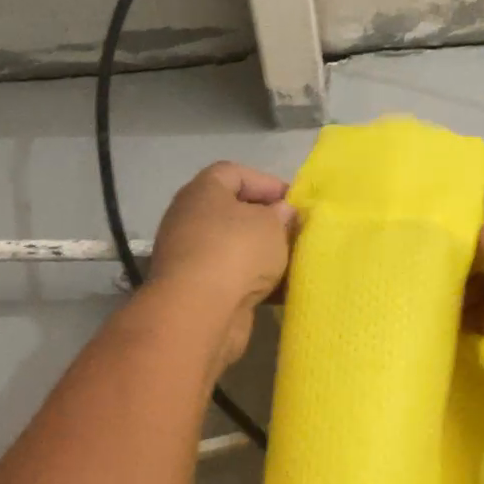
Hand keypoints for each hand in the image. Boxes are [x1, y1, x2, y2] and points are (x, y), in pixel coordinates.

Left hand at [146, 162, 296, 372]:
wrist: (200, 311)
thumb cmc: (237, 252)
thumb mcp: (271, 225)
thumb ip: (281, 215)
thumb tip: (281, 211)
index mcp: (203, 191)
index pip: (234, 173)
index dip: (266, 182)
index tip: (294, 201)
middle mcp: (190, 218)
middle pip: (232, 212)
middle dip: (265, 221)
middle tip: (293, 232)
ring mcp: (189, 255)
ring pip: (232, 247)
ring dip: (260, 254)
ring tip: (290, 262)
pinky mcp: (195, 288)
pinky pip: (230, 276)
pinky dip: (252, 281)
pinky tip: (277, 290)